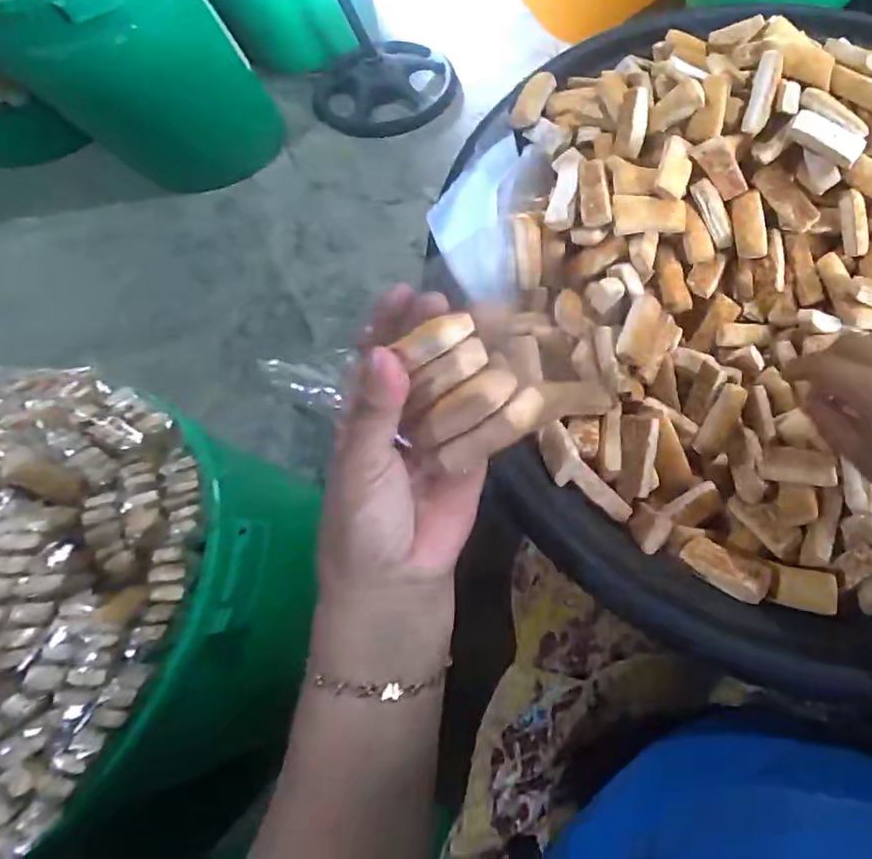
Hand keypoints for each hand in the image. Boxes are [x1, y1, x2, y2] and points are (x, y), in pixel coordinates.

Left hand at [314, 285, 485, 643]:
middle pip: (421, 364)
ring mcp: (442, 434)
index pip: (377, 358)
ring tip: (485, 327)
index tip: (406, 291)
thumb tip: (385, 353)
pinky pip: (486, 421)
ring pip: (456, 386)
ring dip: (468, 358)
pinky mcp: (474, 454)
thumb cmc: (363, 521)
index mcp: (367, 414)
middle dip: (433, 333)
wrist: (399, 580)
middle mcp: (406, 417)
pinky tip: (511, 369)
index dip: (389, 324)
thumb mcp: (360, 464)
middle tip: (449, 304)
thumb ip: (375, 411)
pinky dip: (497, 398)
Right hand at [783, 330, 871, 575]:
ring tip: (850, 381)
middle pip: (852, 342)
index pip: (823, 364)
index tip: (786, 374)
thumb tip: (811, 398)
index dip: (800, 367)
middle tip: (815, 378)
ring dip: (857, 354)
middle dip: (827, 355)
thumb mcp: (865, 461)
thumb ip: (832, 423)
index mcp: (871, 388)